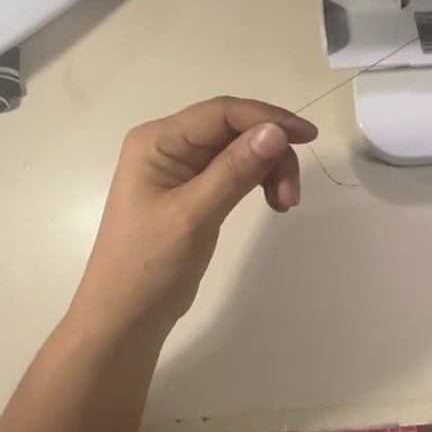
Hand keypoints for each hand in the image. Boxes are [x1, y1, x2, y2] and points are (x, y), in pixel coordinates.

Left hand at [69, 97, 317, 340]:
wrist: (123, 319)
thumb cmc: (147, 266)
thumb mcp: (194, 215)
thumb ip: (235, 170)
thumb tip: (276, 130)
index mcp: (158, 140)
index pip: (222, 112)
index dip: (268, 118)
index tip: (308, 136)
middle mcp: (169, 145)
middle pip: (234, 129)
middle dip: (271, 152)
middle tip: (292, 193)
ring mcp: (181, 168)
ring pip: (240, 150)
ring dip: (269, 169)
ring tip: (285, 204)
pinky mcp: (193, 191)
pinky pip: (235, 171)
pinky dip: (258, 182)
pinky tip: (273, 203)